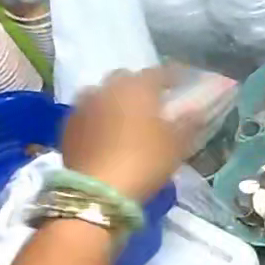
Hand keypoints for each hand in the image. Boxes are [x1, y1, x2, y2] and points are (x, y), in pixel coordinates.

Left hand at [59, 70, 195, 201]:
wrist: (97, 191)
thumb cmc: (145, 162)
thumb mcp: (177, 145)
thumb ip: (189, 123)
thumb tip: (196, 110)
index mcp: (137, 87)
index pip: (160, 72)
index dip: (175, 76)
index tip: (185, 82)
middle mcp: (107, 87)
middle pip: (126, 78)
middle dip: (141, 86)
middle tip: (154, 102)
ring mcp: (83, 104)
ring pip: (104, 93)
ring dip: (117, 100)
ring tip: (129, 118)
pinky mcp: (67, 125)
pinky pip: (89, 112)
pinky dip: (101, 117)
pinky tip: (109, 133)